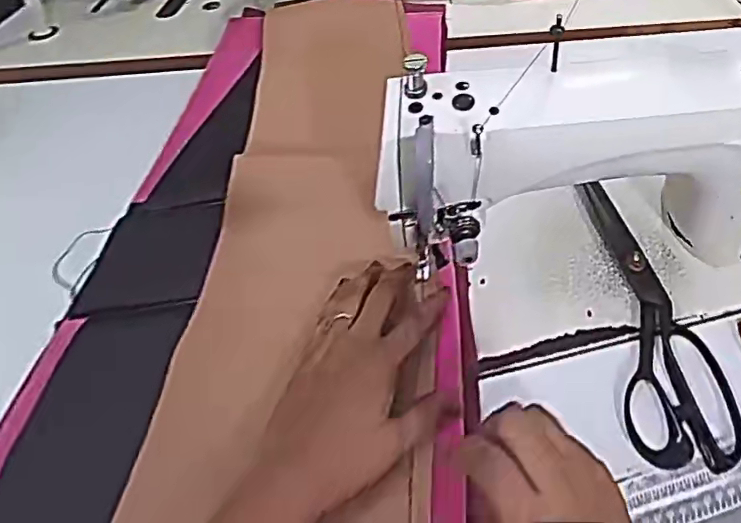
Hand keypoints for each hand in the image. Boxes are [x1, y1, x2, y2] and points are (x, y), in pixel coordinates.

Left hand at [215, 262, 452, 522]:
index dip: (431, 304)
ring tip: (375, 268)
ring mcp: (328, 347)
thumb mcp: (393, 443)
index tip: (441, 290)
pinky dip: (339, 297)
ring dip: (366, 280)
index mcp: (380, 363)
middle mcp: (355, 346)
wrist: (288, 474)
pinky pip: (327, 314)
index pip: (413, 324)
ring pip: (350, 298)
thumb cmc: (339, 462)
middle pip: (380, 298)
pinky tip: (341, 296)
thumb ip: (425, 416)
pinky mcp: (308, 355)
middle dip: (397, 278)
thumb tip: (451, 400)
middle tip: (408, 266)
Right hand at [461, 402, 628, 522]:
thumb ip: (488, 515)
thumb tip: (471, 493)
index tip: (455, 453)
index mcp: (531, 514)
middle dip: (492, 427)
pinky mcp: (603, 472)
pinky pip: (568, 438)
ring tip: (508, 446)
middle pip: (516, 422)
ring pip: (543, 419)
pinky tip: (541, 462)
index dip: (463, 450)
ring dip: (520, 427)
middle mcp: (561, 484)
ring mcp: (586, 472)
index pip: (487, 458)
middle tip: (480, 444)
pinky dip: (548, 440)